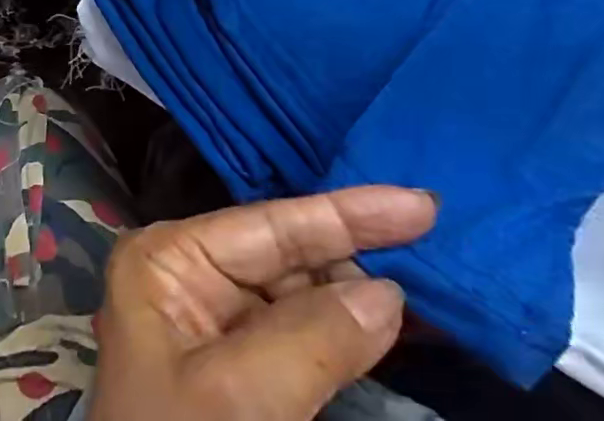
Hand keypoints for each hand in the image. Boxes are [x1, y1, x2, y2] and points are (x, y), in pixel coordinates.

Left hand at [88, 185, 437, 420]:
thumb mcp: (240, 398)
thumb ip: (316, 337)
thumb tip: (387, 294)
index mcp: (171, 259)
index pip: (272, 225)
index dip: (350, 212)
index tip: (421, 204)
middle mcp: (192, 275)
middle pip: (292, 252)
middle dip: (360, 250)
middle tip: (433, 237)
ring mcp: (217, 320)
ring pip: (305, 291)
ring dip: (363, 293)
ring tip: (429, 282)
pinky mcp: (242, 365)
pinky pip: (306, 335)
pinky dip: (351, 333)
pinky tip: (393, 324)